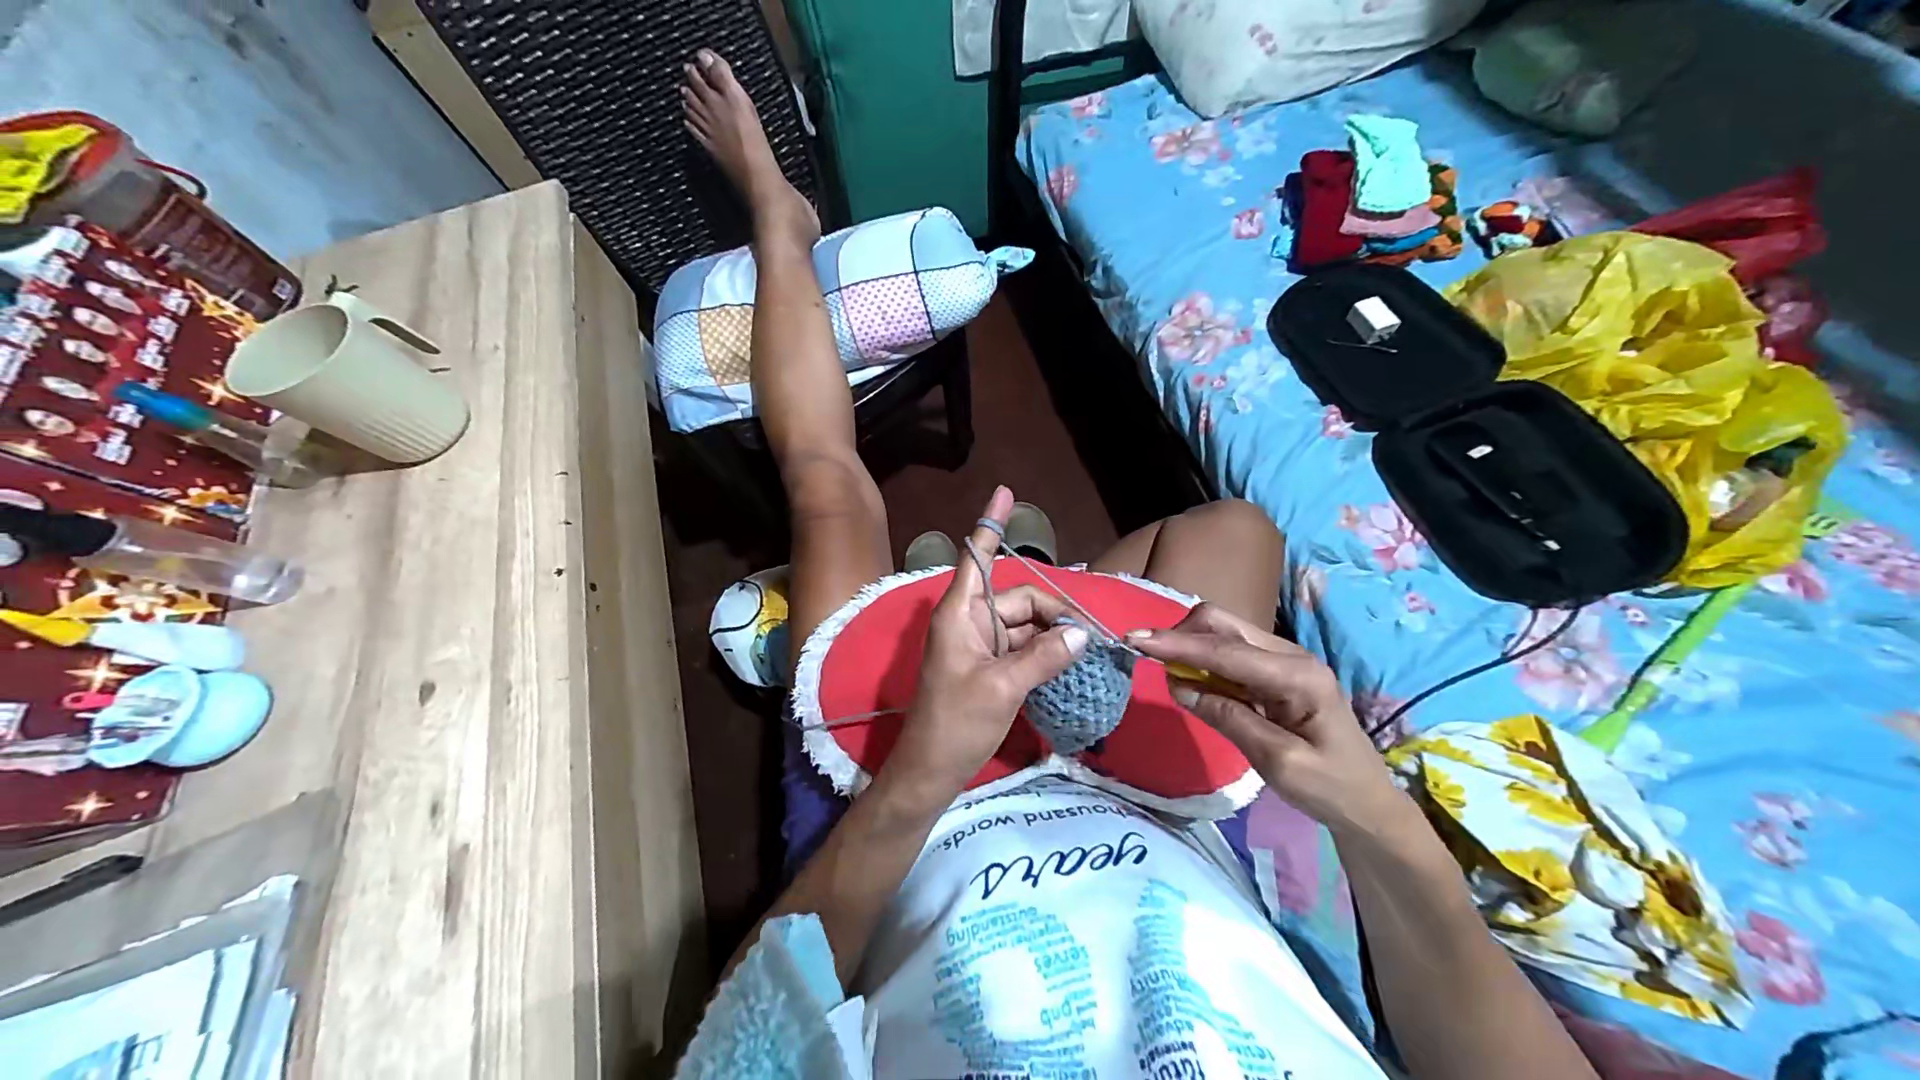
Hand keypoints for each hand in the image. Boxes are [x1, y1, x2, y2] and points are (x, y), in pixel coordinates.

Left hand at [888, 487, 1088, 795]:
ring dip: (1053, 635)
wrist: (932, 770)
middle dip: (1053, 611)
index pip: (978, 558)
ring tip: (1088, 651)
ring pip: (1025, 625)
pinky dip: (1045, 652)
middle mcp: (970, 621)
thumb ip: (1043, 656)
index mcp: (960, 614)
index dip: (991, 525)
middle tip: (1090, 637)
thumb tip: (1081, 632)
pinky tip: (1070, 662)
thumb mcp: (1002, 687)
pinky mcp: (989, 667)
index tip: (1004, 492)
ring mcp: (980, 645)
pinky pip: (1023, 647)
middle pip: (1018, 598)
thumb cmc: (956, 722)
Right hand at [1131, 603, 1408, 833]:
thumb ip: (1230, 719)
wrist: (1367, 803)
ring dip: (1190, 646)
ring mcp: (1283, 660)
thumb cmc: (1329, 787)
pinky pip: (1229, 653)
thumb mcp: (1278, 762)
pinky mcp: (1274, 671)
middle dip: (1182, 635)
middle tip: (1150, 659)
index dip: (1177, 643)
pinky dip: (1203, 660)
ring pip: (1223, 633)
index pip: (1225, 651)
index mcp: (1298, 676)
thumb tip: (1181, 687)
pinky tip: (1193, 681)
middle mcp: (1290, 656)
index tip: (1134, 638)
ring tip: (1169, 674)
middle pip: (1223, 624)